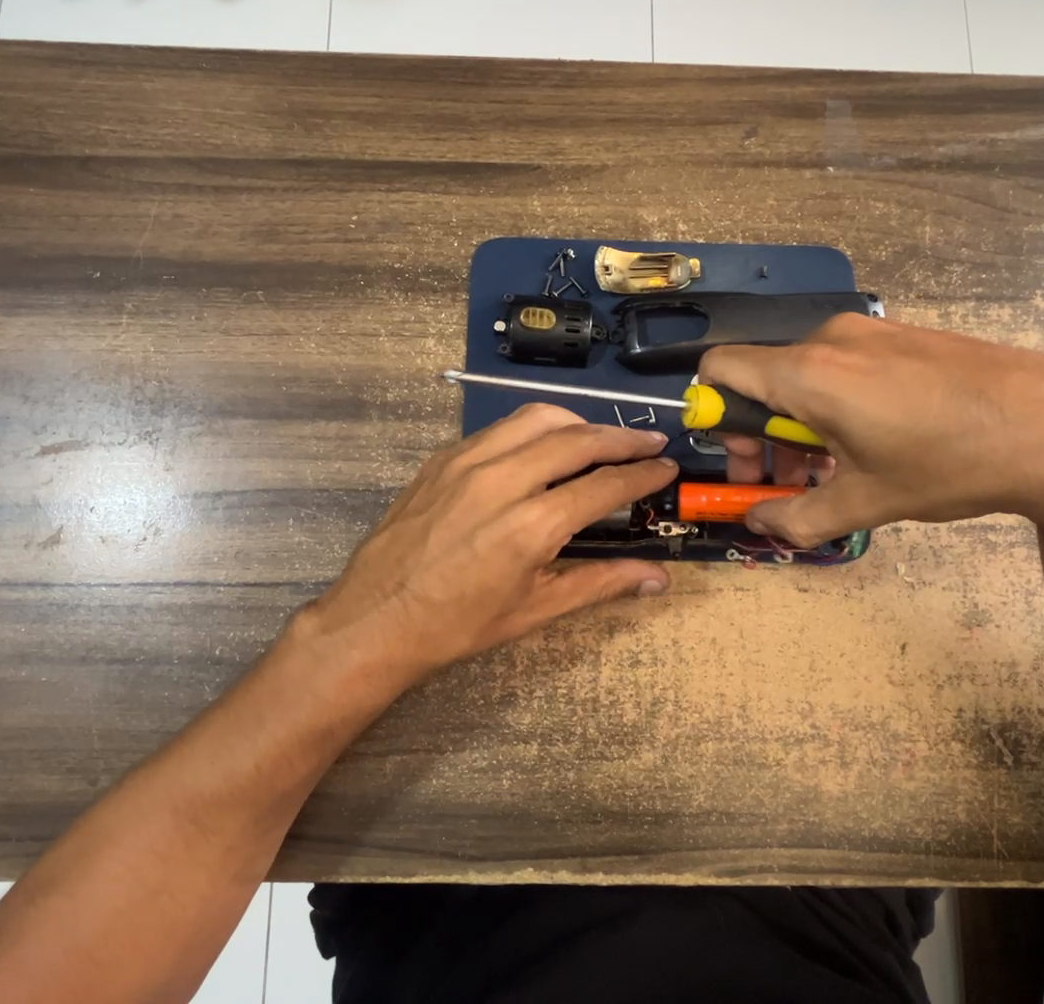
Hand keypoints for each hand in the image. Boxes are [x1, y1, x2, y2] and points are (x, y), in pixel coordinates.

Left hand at [298, 404, 678, 676]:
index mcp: (531, 524)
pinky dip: (531, 430)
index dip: (643, 473)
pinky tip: (540, 448)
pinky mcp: (442, 458)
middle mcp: (502, 480)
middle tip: (649, 443)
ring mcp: (466, 462)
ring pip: (535, 419)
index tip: (667, 465)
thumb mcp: (535, 610)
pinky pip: (498, 429)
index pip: (604, 484)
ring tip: (599, 438)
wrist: (376, 618)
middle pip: (577, 438)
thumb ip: (601, 584)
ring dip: (577, 423)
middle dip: (620, 438)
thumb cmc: (458, 625)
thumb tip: (658, 580)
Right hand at [699, 314, 1043, 546]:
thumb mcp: (867, 503)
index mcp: (809, 374)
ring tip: (837, 469)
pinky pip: (841, 366)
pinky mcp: (901, 335)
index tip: (746, 458)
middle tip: (789, 479)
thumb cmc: (953, 464)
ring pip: (803, 375)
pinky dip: (834, 404)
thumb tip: (756, 522)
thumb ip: (796, 516)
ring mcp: (869, 332)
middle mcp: (830, 340)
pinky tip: (876, 441)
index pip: (720, 370)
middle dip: (761, 433)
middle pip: (761, 379)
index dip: (714, 415)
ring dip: (800, 423)